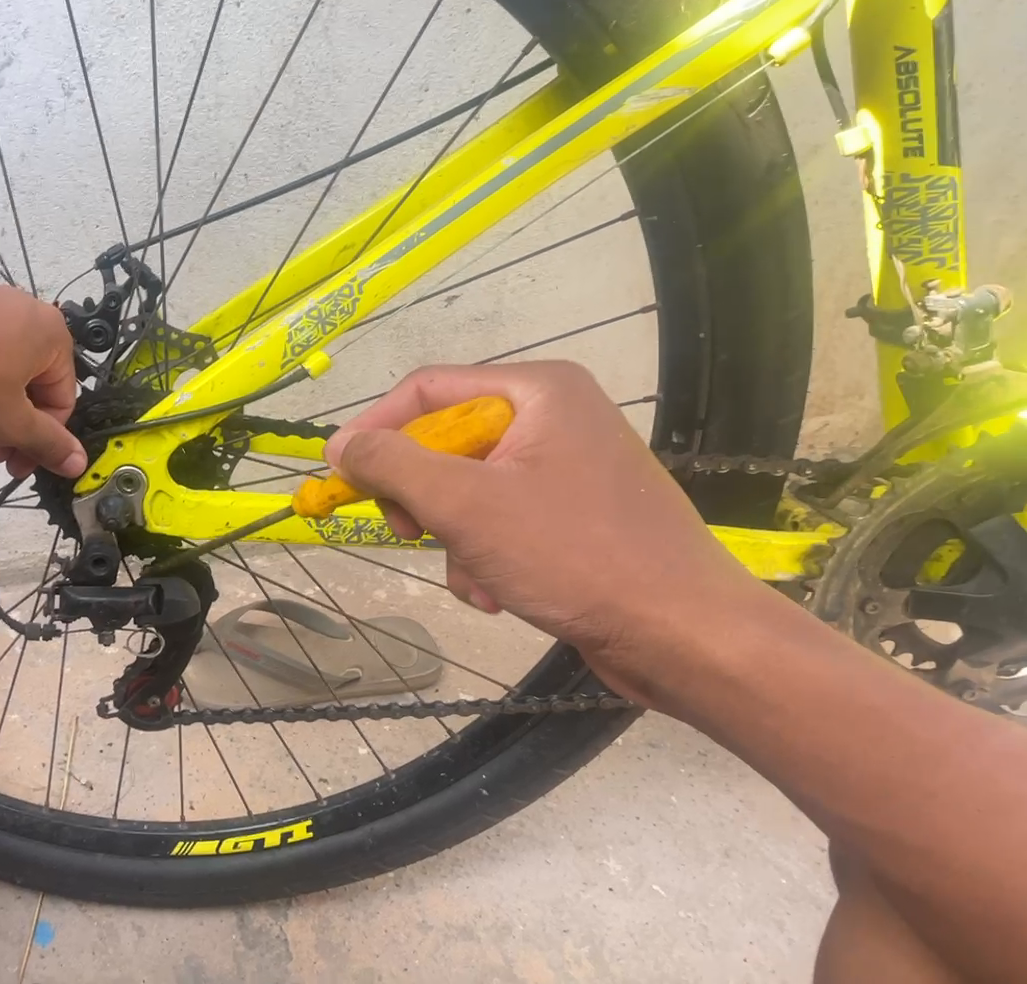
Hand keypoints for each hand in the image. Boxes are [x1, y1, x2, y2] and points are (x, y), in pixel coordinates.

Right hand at [321, 361, 764, 682]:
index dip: (374, 429)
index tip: (340, 476)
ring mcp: (566, 466)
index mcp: (536, 391)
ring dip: (450, 537)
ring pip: (465, 488)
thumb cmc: (573, 554)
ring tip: (471, 578)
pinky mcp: (574, 513)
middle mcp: (553, 417)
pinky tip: (495, 593)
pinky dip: (482, 555)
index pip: (425, 390)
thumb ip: (391, 464)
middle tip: (405, 531)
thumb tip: (338, 445)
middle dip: (420, 496)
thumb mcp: (463, 504)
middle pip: (444, 441)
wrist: (687, 637)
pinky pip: (498, 518)